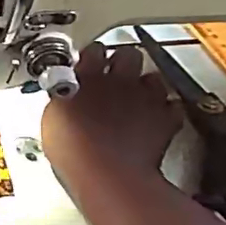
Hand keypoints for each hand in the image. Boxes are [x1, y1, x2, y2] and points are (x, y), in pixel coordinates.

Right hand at [39, 43, 182, 178]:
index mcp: (86, 75)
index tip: (89, 61)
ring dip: (145, 84)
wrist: (108, 174)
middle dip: (123, 61)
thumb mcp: (53, 116)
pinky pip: (171, 105)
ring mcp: (145, 98)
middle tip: (114, 73)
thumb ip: (63, 97)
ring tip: (134, 96)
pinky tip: (155, 117)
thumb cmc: (74, 148)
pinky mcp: (165, 119)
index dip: (92, 55)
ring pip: (153, 77)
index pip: (93, 50)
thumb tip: (64, 95)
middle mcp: (118, 81)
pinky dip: (165, 109)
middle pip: (128, 54)